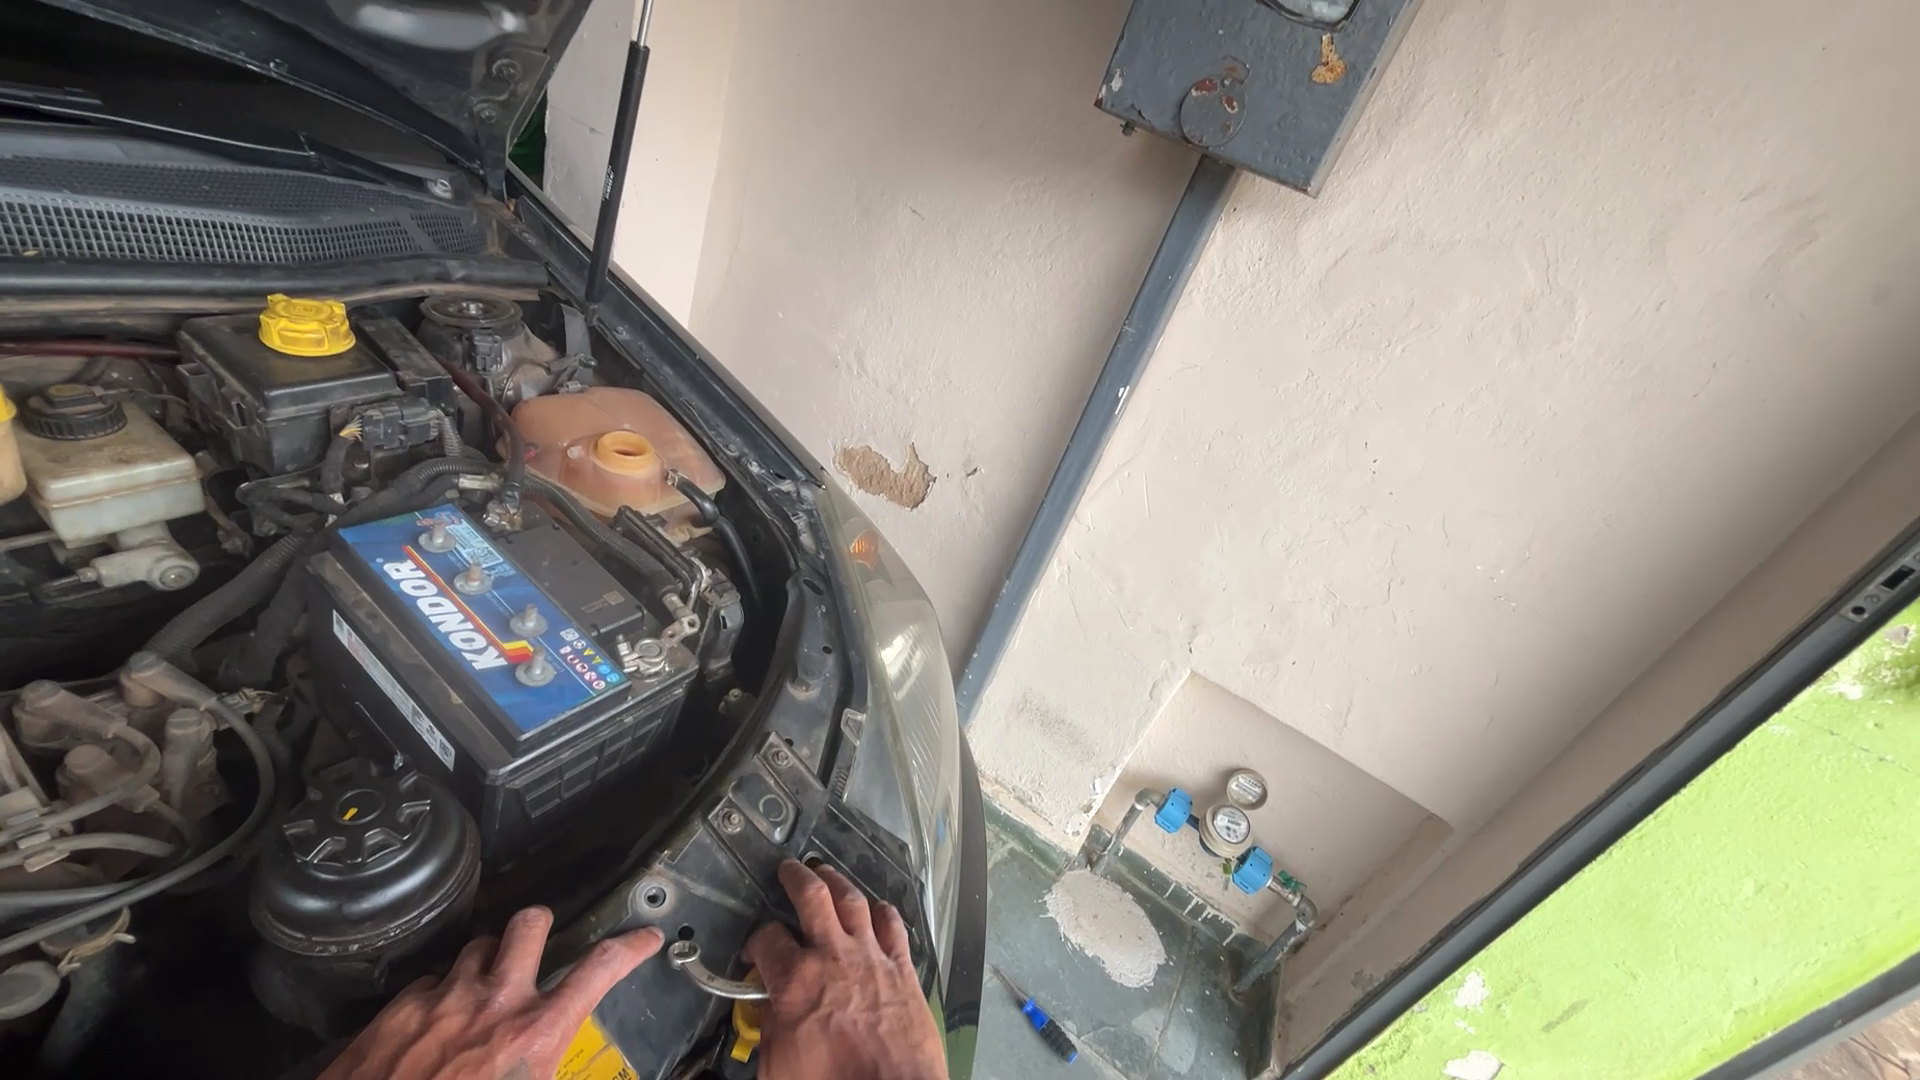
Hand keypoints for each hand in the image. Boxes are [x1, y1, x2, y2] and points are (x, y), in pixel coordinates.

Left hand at [319, 906, 663, 1079]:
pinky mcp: (396, 1011)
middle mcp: (496, 1003)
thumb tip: (553, 1062)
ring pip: (476, 947)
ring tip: (478, 990)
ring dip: (483, 963)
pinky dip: (435, 997)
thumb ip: (548, 1069)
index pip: (601, 968)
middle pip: (530, 924)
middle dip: (536, 925)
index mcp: (536, 1035)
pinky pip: (428, 982)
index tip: (644, 938)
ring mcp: (444, 1000)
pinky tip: (429, 1027)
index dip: (631, 946)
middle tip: (534, 942)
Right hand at [744, 860, 946, 1079]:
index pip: (767, 939)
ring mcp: (872, 956)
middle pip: (813, 896)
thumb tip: (770, 1010)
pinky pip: (893, 925)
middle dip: (796, 876)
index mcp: (797, 981)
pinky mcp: (902, 967)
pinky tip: (877, 908)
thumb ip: (771, 1030)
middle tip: (789, 868)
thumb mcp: (778, 1070)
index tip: (755, 948)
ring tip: (827, 873)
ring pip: (853, 900)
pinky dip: (882, 912)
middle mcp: (835, 956)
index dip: (755, 941)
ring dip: (837, 882)